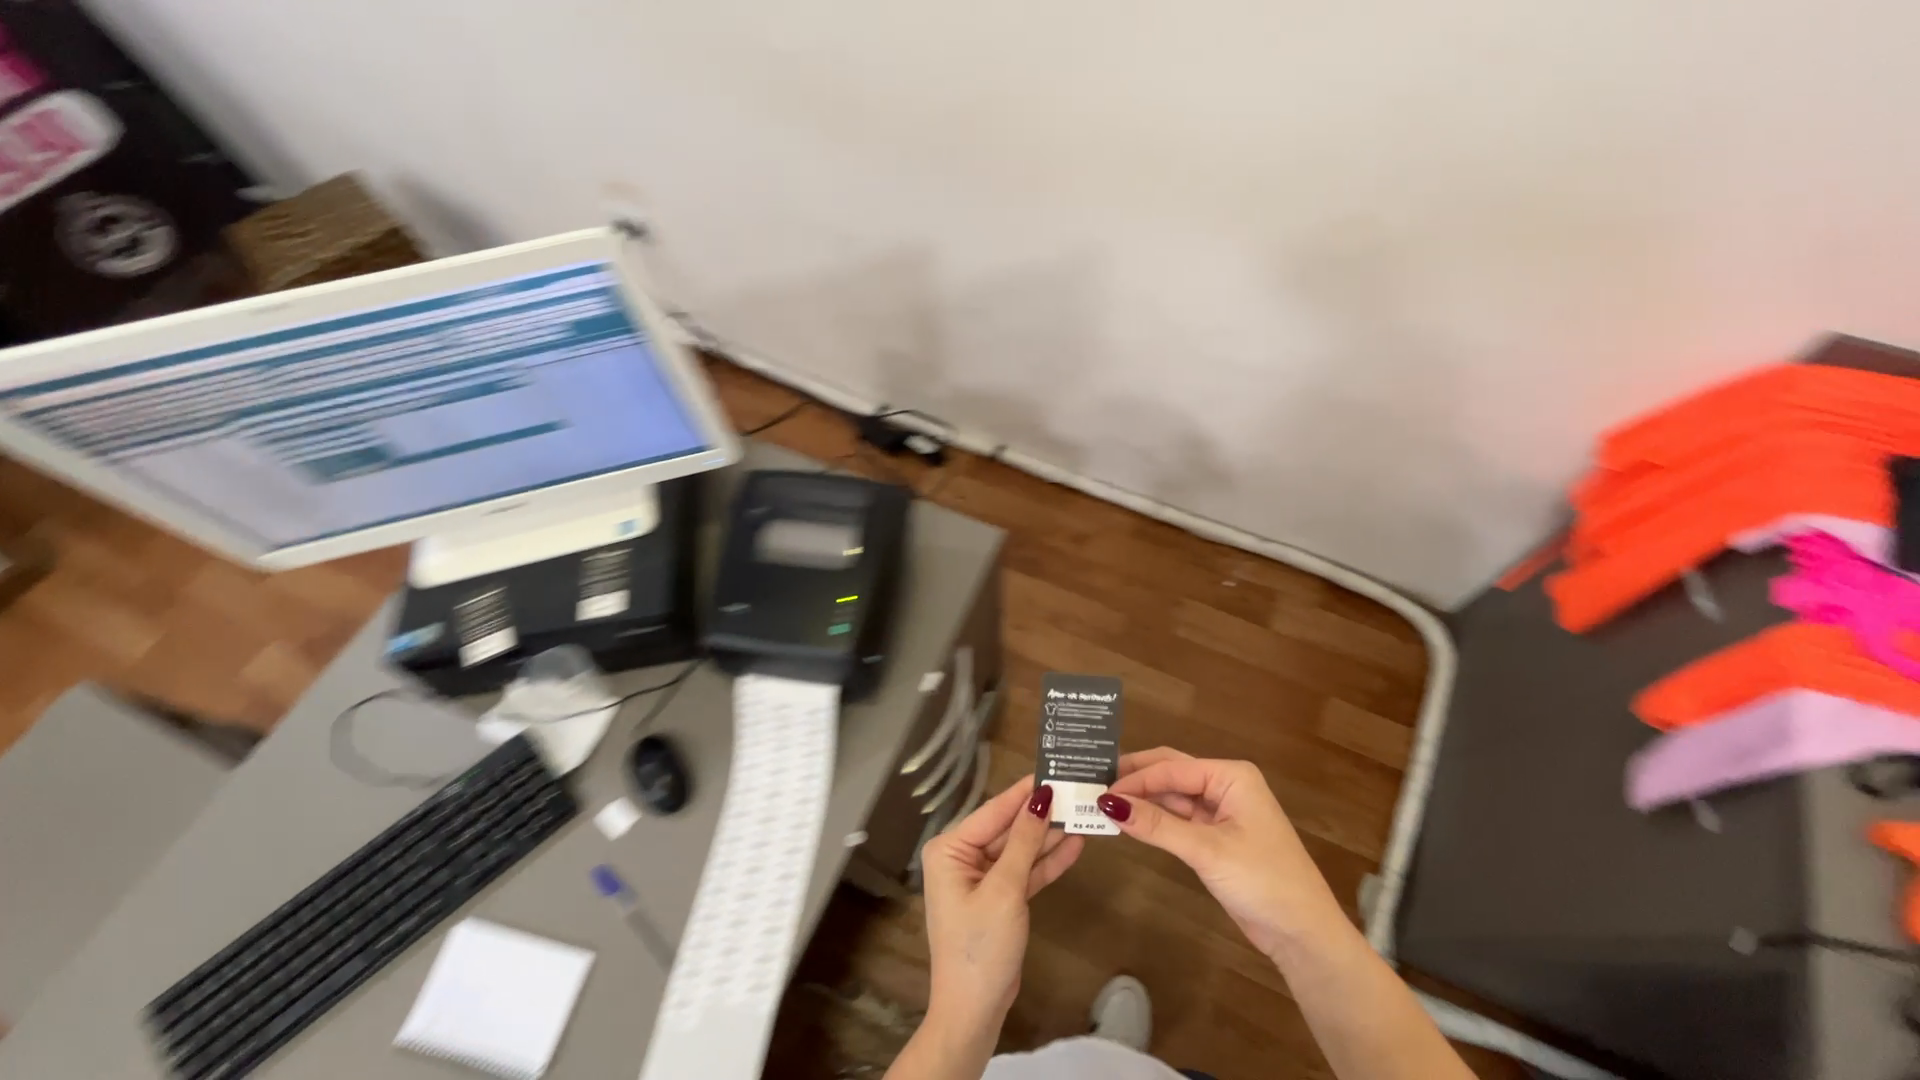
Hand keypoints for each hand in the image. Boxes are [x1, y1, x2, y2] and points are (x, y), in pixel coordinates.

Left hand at [917, 776, 1084, 1040]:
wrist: (974, 1010)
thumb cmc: (981, 945)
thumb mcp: (1005, 889)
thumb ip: (1024, 841)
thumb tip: (1041, 796)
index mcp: (950, 849)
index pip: (994, 811)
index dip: (1025, 791)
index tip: (1054, 768)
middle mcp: (962, 858)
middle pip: (1008, 827)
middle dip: (1041, 812)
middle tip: (1077, 788)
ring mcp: (981, 879)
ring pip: (1020, 848)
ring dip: (1049, 835)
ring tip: (1083, 811)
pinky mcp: (1000, 898)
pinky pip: (1025, 871)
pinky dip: (1047, 861)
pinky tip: (1075, 844)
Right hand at [1100, 748, 1348, 961]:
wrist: (1302, 932)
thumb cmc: (1262, 880)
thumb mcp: (1206, 850)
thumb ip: (1157, 825)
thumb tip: (1107, 803)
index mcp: (1231, 776)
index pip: (1172, 767)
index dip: (1134, 777)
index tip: (1097, 790)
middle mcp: (1225, 785)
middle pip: (1171, 773)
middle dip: (1134, 778)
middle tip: (1092, 783)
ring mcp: (1221, 811)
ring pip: (1172, 796)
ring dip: (1142, 800)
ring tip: (1102, 802)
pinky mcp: (1215, 836)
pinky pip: (1178, 818)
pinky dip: (1154, 820)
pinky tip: (1128, 822)